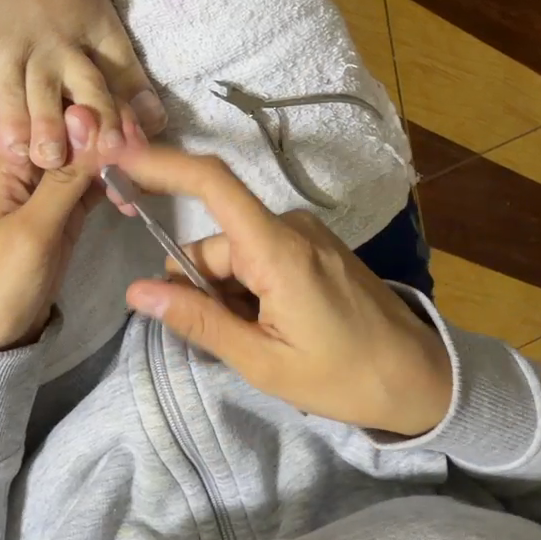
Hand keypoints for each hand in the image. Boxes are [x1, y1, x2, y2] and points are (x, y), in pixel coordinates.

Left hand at [0, 107, 138, 349]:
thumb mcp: (33, 228)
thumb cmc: (0, 280)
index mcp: (9, 155)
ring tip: (149, 174)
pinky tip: (137, 196)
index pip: (55, 114)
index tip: (130, 125)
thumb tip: (89, 116)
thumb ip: (64, 175)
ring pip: (92, 156)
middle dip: (112, 134)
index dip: (94, 112)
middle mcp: (30, 161)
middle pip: (78, 130)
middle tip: (147, 150)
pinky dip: (118, 186)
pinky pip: (97, 184)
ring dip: (120, 160)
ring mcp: (51, 186)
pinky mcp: (68, 209)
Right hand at [111, 148, 452, 436]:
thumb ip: (199, 321)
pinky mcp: (315, 246)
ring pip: (236, 253)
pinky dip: (250, 287)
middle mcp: (292, 226)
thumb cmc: (345, 377)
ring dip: (229, 293)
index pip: (213, 182)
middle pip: (216, 241)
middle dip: (202, 285)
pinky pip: (261, 255)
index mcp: (279, 249)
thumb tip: (138, 292)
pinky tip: (274, 325)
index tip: (119, 160)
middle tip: (231, 340)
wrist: (421, 379)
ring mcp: (307, 234)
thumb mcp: (263, 360)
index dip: (162, 165)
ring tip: (263, 341)